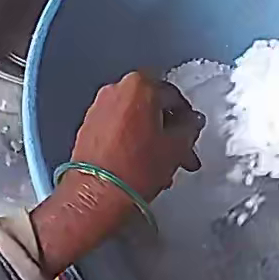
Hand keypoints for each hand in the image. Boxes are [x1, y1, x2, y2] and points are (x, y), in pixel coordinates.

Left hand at [70, 71, 204, 200]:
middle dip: (167, 129)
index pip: (172, 94)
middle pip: (150, 106)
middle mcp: (115, 91)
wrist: (97, 193)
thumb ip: (189, 128)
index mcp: (139, 86)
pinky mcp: (88, 128)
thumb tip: (190, 124)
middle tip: (178, 148)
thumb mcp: (176, 147)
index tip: (190, 129)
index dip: (186, 116)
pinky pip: (117, 129)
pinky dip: (130, 141)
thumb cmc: (130, 169)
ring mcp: (98, 109)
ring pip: (134, 119)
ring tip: (160, 162)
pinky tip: (139, 164)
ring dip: (149, 137)